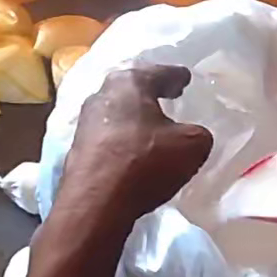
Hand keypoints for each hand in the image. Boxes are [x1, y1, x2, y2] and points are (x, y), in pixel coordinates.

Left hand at [58, 65, 213, 224]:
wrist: (95, 203)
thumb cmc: (145, 163)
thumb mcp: (192, 145)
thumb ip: (198, 133)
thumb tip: (193, 135)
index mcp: (130, 83)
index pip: (160, 72)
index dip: (177, 76)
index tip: (185, 78)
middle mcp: (103, 94)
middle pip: (132, 87)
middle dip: (150, 91)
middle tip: (169, 94)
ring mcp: (85, 122)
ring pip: (117, 110)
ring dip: (134, 115)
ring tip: (152, 124)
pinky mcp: (77, 148)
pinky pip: (108, 134)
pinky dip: (122, 137)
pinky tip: (133, 149)